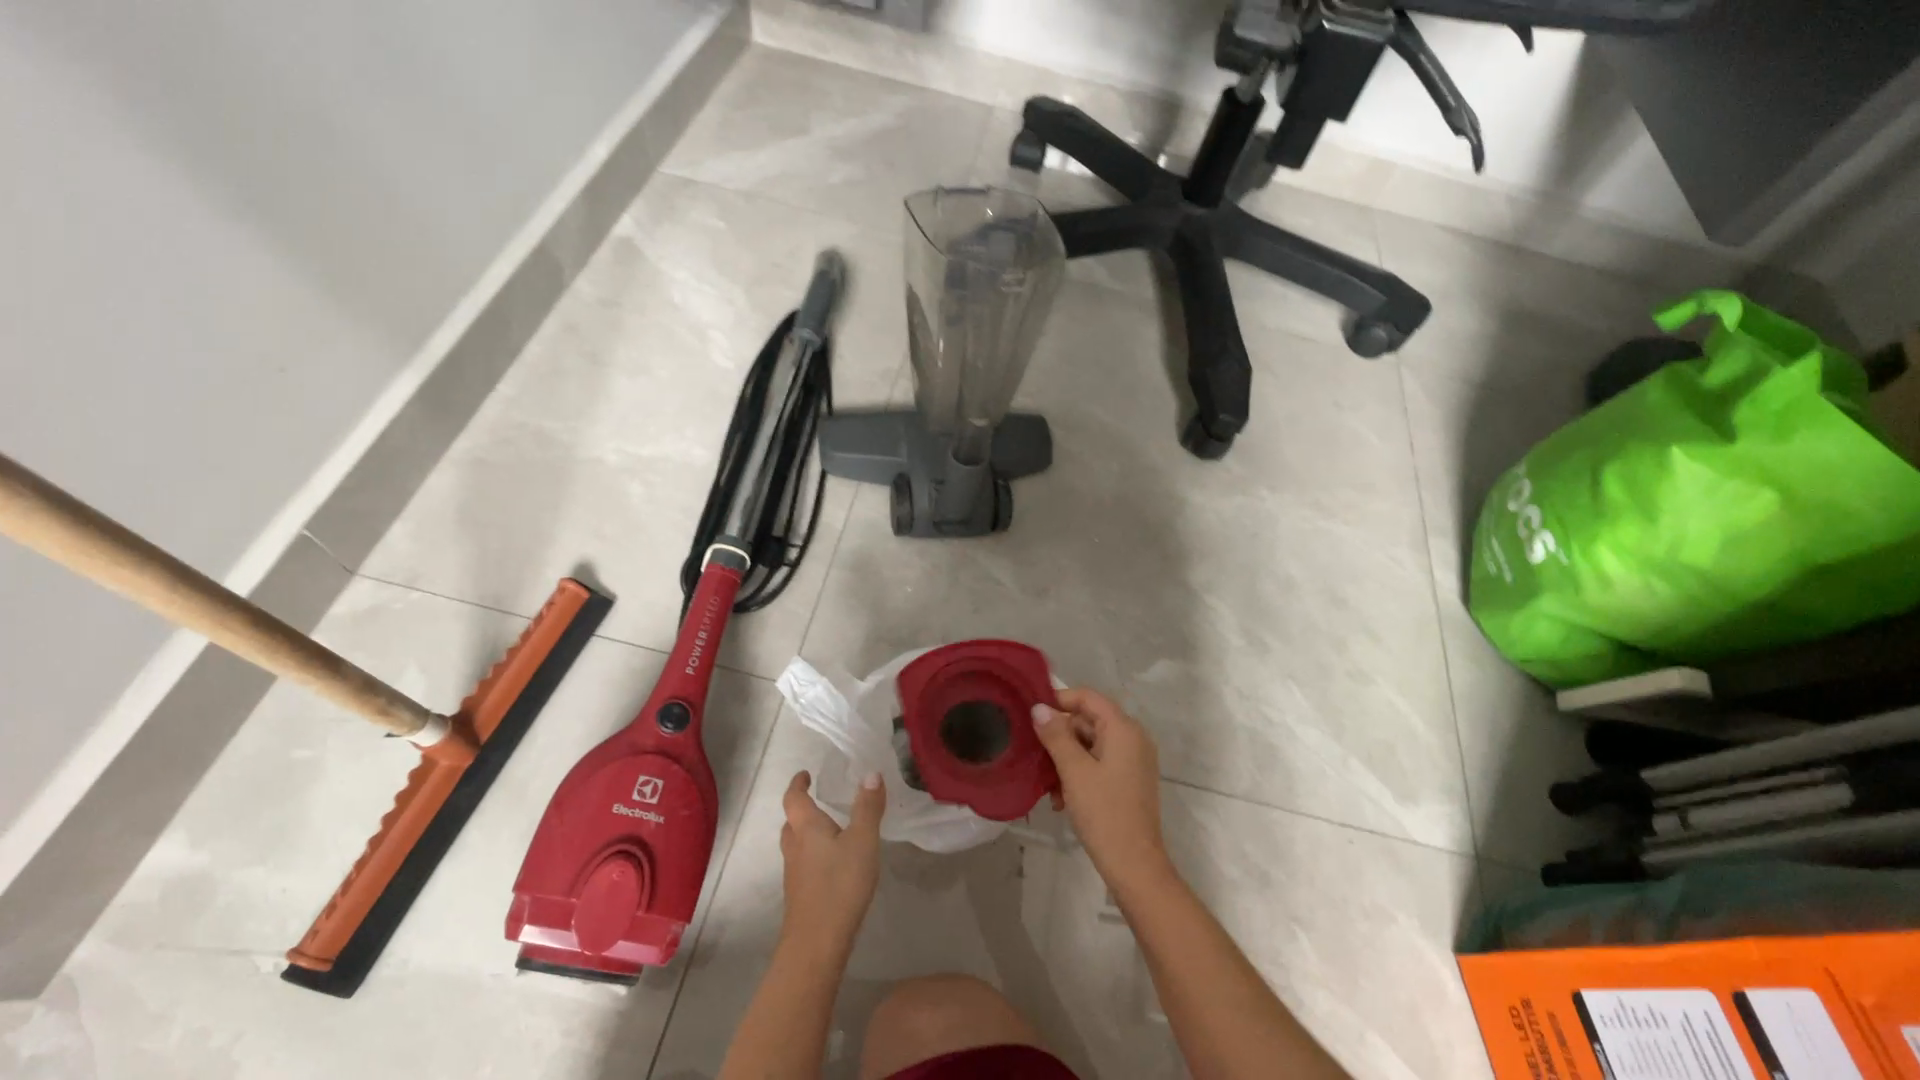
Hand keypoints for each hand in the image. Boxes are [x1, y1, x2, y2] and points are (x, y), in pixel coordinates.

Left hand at [779, 770, 884, 950]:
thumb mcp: (863, 841)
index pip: (794, 798)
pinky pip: (804, 865)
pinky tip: (834, 865)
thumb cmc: (840, 883)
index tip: (805, 774)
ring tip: (831, 831)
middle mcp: (794, 847)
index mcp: (806, 828)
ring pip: (796, 845)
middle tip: (819, 802)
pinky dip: (814, 856)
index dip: (797, 784)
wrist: (817, 941)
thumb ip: (867, 808)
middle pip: (791, 822)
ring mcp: (794, 873)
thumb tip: (870, 773)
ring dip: (807, 834)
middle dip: (802, 810)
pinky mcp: (800, 894)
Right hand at [1032, 688, 1173, 893]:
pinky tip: (1060, 799)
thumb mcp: (1073, 771)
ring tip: (1046, 786)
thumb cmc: (1103, 811)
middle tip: (1033, 755)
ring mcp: (1133, 761)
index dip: (1059, 700)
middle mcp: (1133, 739)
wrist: (1133, 863)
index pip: (1088, 698)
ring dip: (1065, 760)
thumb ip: (1056, 735)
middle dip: (1059, 737)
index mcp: (1123, 729)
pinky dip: (1078, 775)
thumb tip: (1039, 708)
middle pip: (1088, 722)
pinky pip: (1099, 765)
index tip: (1031, 714)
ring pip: (1090, 746)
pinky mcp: (1129, 781)